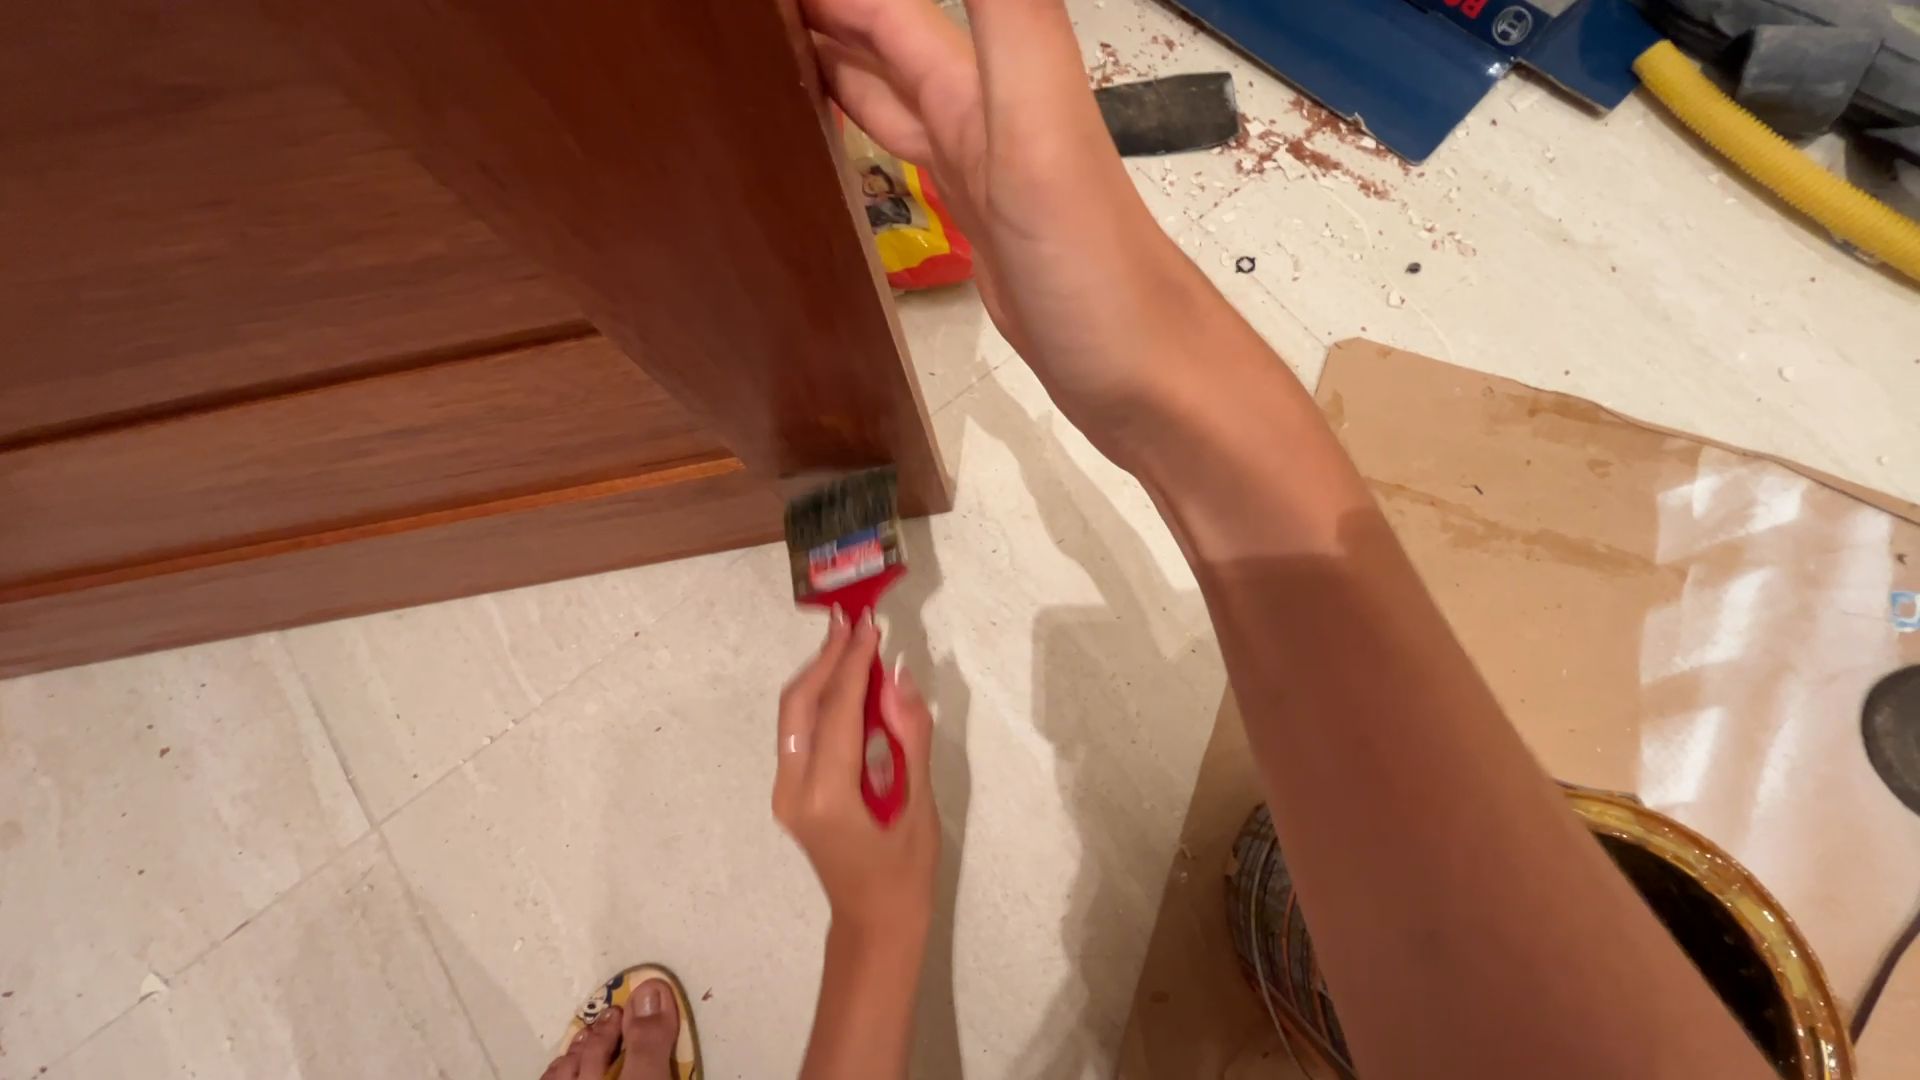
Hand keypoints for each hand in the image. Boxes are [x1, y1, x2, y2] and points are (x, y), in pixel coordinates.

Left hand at [774, 609, 938, 938]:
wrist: (874, 922)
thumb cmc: (906, 870)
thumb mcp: (920, 804)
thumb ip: (909, 737)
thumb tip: (898, 677)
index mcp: (827, 796)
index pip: (837, 710)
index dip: (852, 662)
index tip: (869, 623)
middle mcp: (792, 790)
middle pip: (799, 705)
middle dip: (825, 657)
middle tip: (854, 621)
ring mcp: (784, 792)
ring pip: (793, 715)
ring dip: (820, 674)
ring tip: (852, 640)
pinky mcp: (789, 792)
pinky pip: (799, 731)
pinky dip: (820, 699)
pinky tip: (847, 681)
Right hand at [802, 0, 1209, 457]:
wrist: (1139, 373)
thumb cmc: (1090, 265)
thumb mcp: (1042, 122)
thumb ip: (1007, 7)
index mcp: (986, 83)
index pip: (890, 11)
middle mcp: (983, 117)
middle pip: (889, 42)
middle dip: (823, 19)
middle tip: (748, 28)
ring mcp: (981, 178)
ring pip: (895, 99)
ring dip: (838, 70)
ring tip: (771, 60)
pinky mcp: (980, 233)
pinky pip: (911, 164)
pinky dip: (871, 139)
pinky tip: (843, 139)